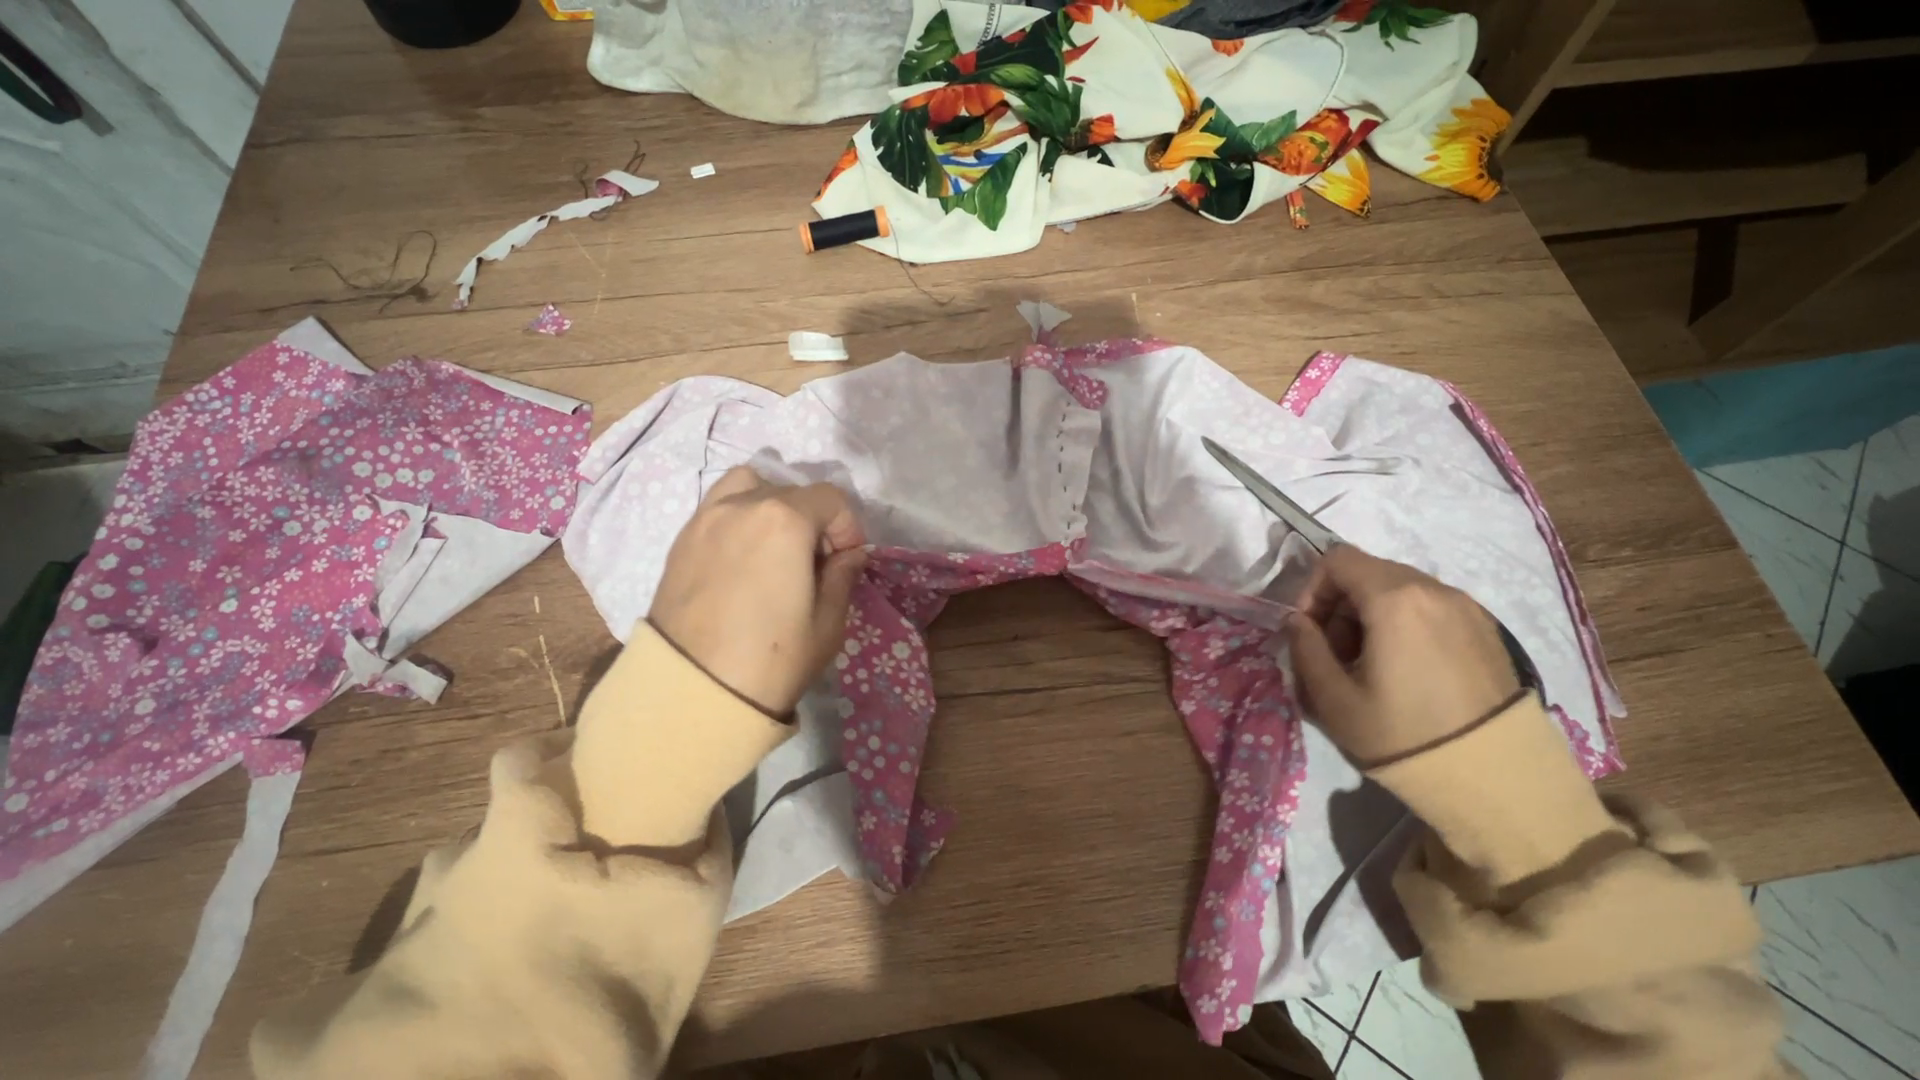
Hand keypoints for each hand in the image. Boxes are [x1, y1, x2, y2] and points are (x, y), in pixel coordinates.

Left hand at [648, 467, 867, 715]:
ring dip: (771, 508)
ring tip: (774, 549)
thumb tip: (848, 554)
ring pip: (749, 488)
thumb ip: (842, 576)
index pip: (830, 499)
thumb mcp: (827, 623)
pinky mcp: (681, 540)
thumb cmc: (772, 660)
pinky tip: (743, 559)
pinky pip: (719, 509)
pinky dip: (739, 519)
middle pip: (791, 491)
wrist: (693, 691)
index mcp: (784, 519)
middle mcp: (743, 505)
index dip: (848, 528)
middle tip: (815, 564)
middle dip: (813, 520)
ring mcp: (706, 518)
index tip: (847, 561)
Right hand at [1286, 545, 1520, 766]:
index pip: (1338, 560)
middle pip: (1370, 572)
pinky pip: (1432, 608)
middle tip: (1337, 653)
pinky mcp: (1487, 629)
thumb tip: (1298, 622)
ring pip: (1402, 590)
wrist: (1490, 774)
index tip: (1309, 631)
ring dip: (1374, 614)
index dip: (1312, 589)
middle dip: (1342, 604)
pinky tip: (1408, 669)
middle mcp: (1434, 590)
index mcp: (1394, 599)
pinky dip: (1408, 624)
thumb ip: (1305, 648)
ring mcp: (1467, 607)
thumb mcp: (1333, 699)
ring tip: (1372, 664)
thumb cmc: (1401, 734)